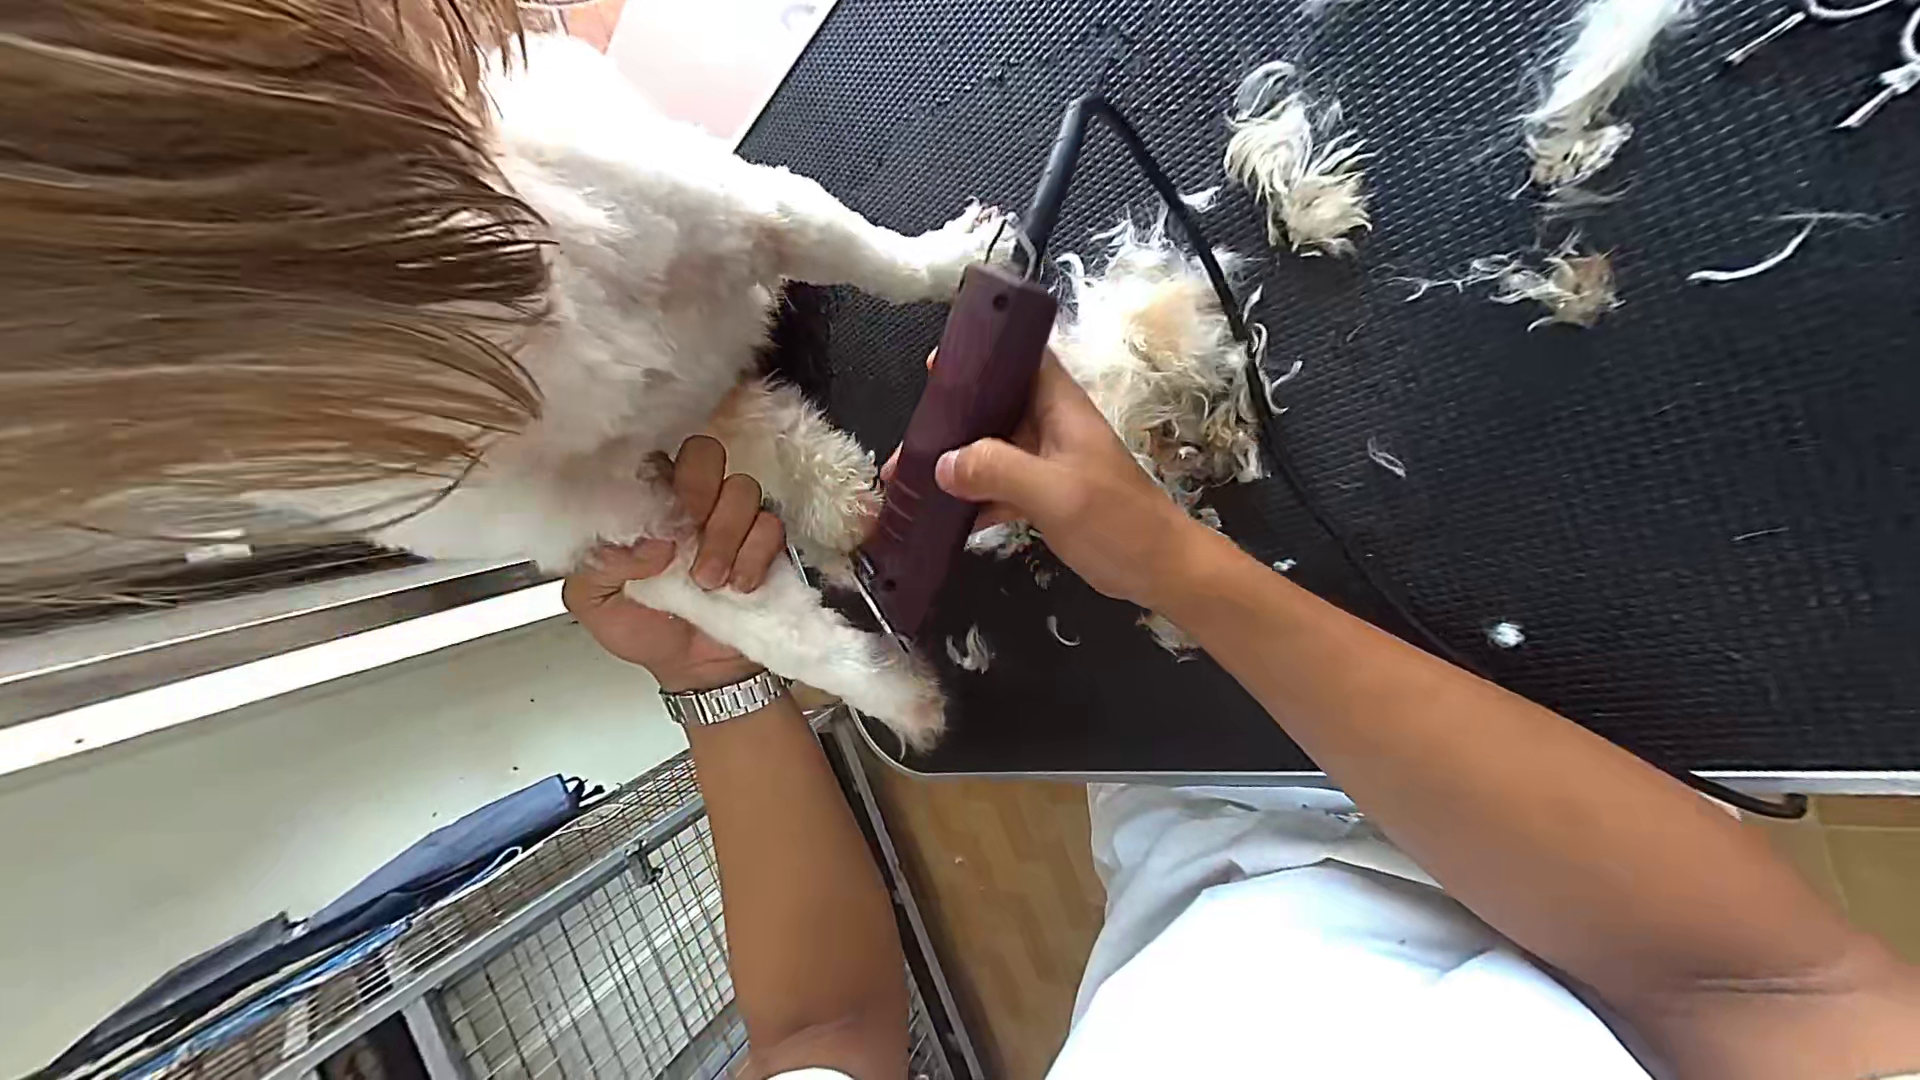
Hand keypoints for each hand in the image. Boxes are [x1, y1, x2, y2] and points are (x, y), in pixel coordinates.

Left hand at [562, 436, 787, 691]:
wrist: (697, 670)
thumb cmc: (645, 630)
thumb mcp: (594, 603)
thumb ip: (599, 565)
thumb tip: (649, 543)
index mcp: (648, 506)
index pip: (654, 459)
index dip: (659, 479)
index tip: (658, 523)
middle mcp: (693, 502)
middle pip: (705, 452)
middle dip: (699, 490)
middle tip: (689, 536)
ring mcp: (734, 518)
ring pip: (742, 488)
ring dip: (725, 537)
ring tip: (711, 581)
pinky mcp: (768, 541)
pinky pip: (771, 525)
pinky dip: (754, 557)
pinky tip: (739, 586)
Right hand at [919, 351, 1216, 610]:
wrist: (1156, 570)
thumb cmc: (1116, 521)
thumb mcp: (1056, 491)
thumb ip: (998, 471)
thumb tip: (942, 464)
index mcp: (1059, 407)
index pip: (1019, 360)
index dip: (981, 355)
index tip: (937, 366)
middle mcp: (1049, 427)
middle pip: (993, 407)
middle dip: (951, 420)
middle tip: (908, 442)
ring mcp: (1044, 463)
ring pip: (989, 451)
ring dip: (954, 464)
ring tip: (908, 481)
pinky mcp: (1041, 496)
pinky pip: (997, 487)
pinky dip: (972, 498)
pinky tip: (942, 516)